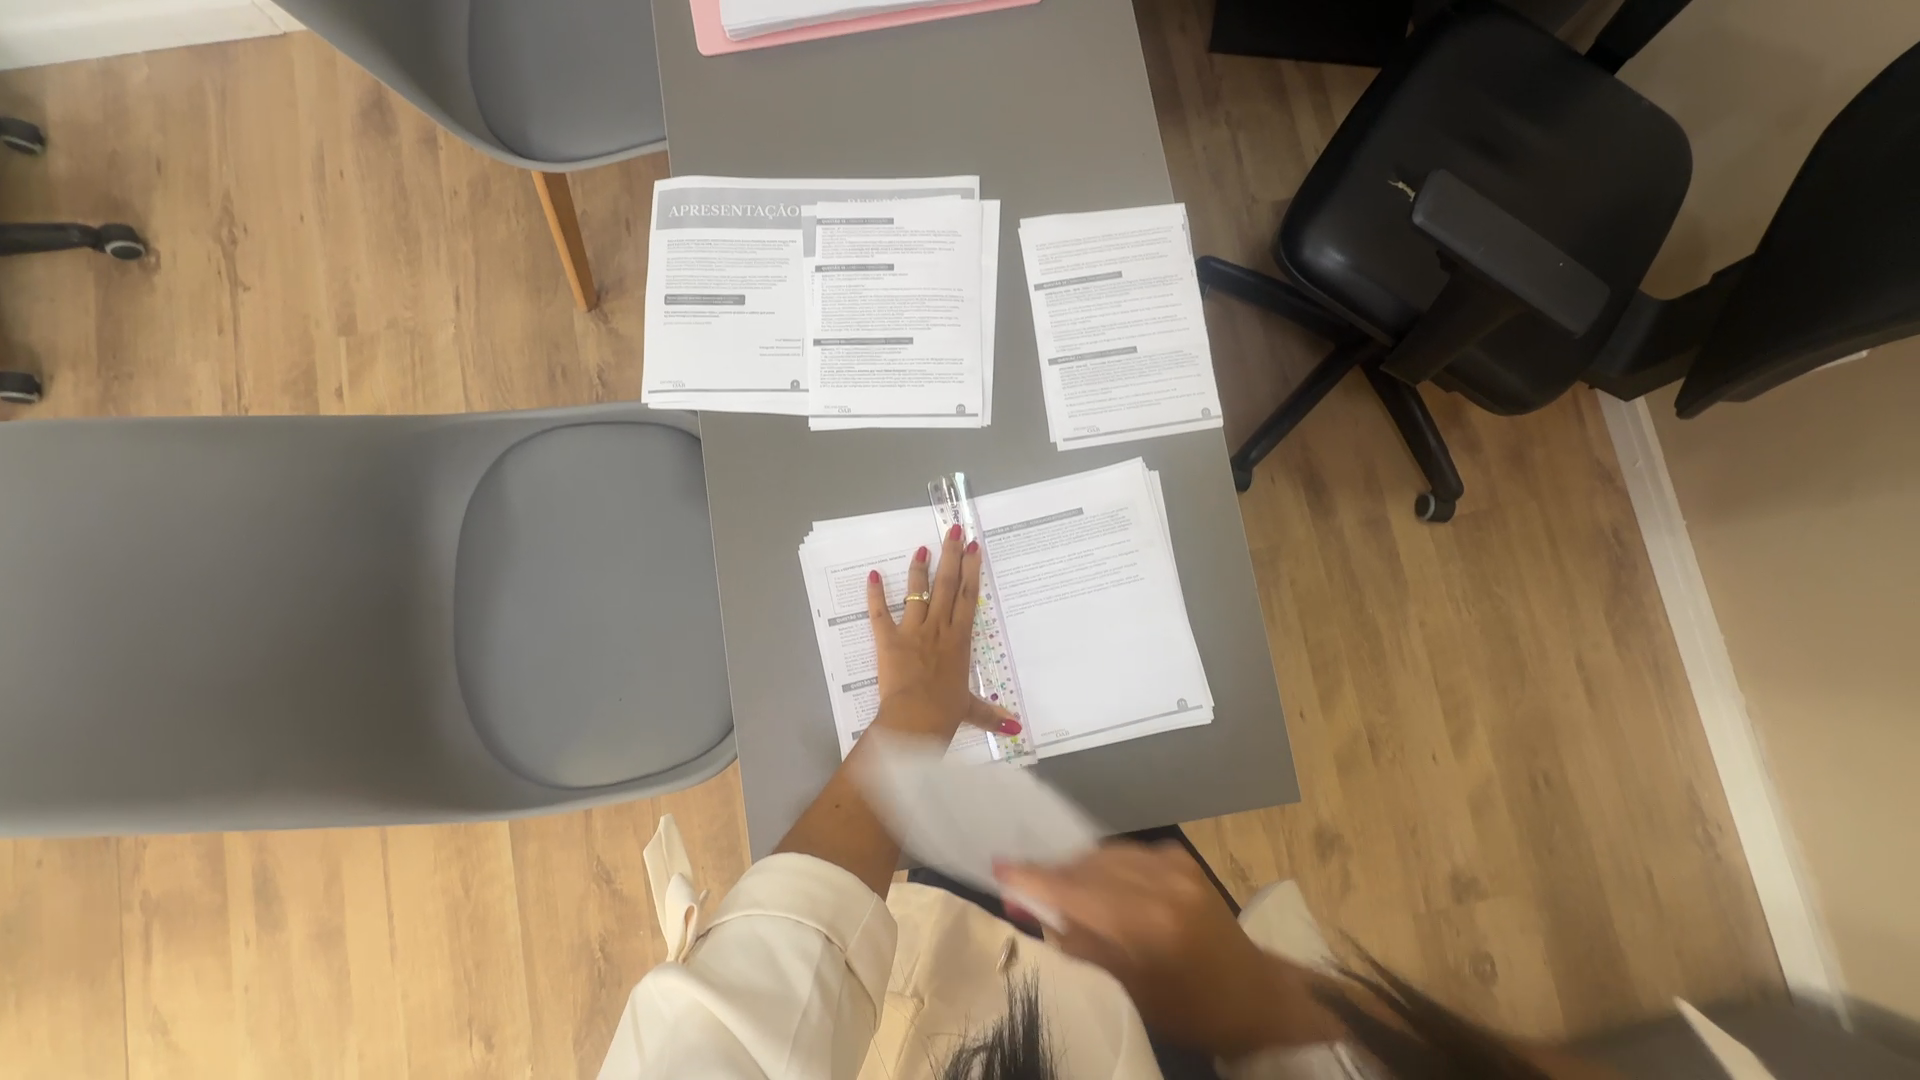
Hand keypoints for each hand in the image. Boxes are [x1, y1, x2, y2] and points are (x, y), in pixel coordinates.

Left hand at [865, 523, 1020, 741]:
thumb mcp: (970, 710)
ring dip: (919, 569)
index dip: (972, 571)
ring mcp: (913, 631)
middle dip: (951, 555)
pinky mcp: (888, 639)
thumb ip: (990, 715)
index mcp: (960, 640)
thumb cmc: (945, 713)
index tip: (974, 548)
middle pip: (947, 585)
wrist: (915, 719)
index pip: (969, 598)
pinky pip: (879, 612)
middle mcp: (939, 628)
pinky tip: (873, 575)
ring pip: (917, 593)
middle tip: (953, 530)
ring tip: (921, 548)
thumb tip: (1014, 728)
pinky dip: (874, 594)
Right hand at [995, 842, 1335, 1057]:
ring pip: (1103, 853)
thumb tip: (1029, 908)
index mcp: (1147, 923)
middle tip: (1023, 885)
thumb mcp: (1126, 990)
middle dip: (1051, 872)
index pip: (1075, 889)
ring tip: (1058, 888)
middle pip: (1086, 865)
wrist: (1253, 994)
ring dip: (1076, 867)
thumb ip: (1076, 942)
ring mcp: (1174, 864)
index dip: (1033, 877)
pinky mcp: (1180, 857)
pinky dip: (1104, 863)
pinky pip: (1126, 852)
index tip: (999, 869)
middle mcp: (1160, 882)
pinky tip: (1098, 882)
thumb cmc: (1187, 1008)